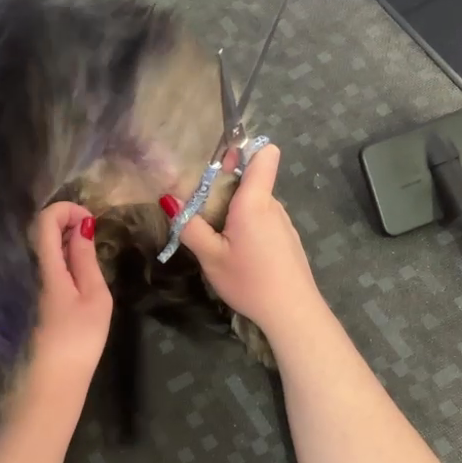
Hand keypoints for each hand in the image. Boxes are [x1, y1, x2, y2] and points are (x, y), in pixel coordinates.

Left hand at [24, 201, 112, 389]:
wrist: (55, 379)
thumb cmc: (80, 338)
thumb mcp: (94, 296)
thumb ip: (86, 259)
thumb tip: (82, 225)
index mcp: (48, 267)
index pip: (44, 221)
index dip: (66, 209)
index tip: (90, 217)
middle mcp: (35, 271)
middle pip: (41, 231)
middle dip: (66, 219)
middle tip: (94, 228)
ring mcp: (34, 284)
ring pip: (44, 248)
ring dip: (66, 238)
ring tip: (91, 245)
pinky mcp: (38, 298)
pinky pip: (47, 264)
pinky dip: (63, 255)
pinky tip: (80, 267)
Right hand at [171, 145, 328, 343]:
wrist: (292, 312)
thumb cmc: (249, 280)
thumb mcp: (210, 257)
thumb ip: (190, 227)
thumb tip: (170, 200)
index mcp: (254, 202)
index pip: (264, 153)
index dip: (244, 150)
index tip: (220, 163)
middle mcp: (272, 205)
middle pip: (251, 181)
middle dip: (226, 189)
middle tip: (202, 212)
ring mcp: (283, 223)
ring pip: (256, 204)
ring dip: (235, 213)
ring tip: (217, 240)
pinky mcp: (287, 240)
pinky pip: (263, 221)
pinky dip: (247, 229)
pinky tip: (238, 256)